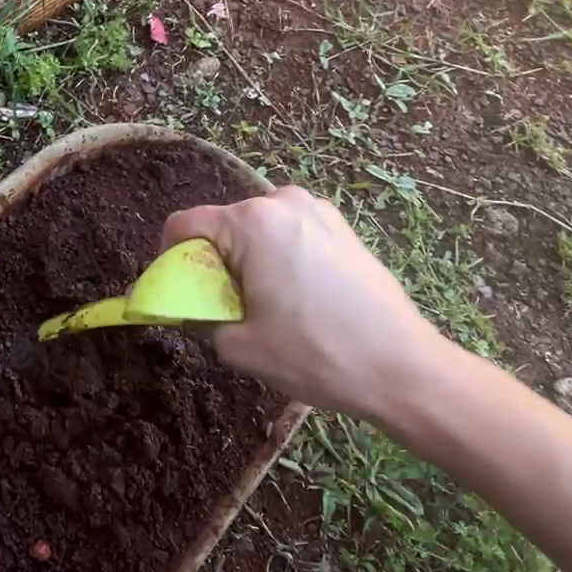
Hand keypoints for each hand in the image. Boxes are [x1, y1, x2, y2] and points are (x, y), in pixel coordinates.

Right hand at [162, 186, 449, 420]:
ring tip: (261, 304)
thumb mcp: (238, 345)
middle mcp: (282, 201)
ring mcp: (317, 210)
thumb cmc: (316, 354)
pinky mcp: (340, 227)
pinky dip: (275, 258)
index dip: (166, 258)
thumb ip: (196, 317)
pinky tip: (294, 298)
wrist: (405, 370)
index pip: (184, 224)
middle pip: (221, 225)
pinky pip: (286, 234)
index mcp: (252, 222)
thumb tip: (182, 308)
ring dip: (244, 260)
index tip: (174, 292)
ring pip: (254, 230)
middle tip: (220, 306)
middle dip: (210, 261)